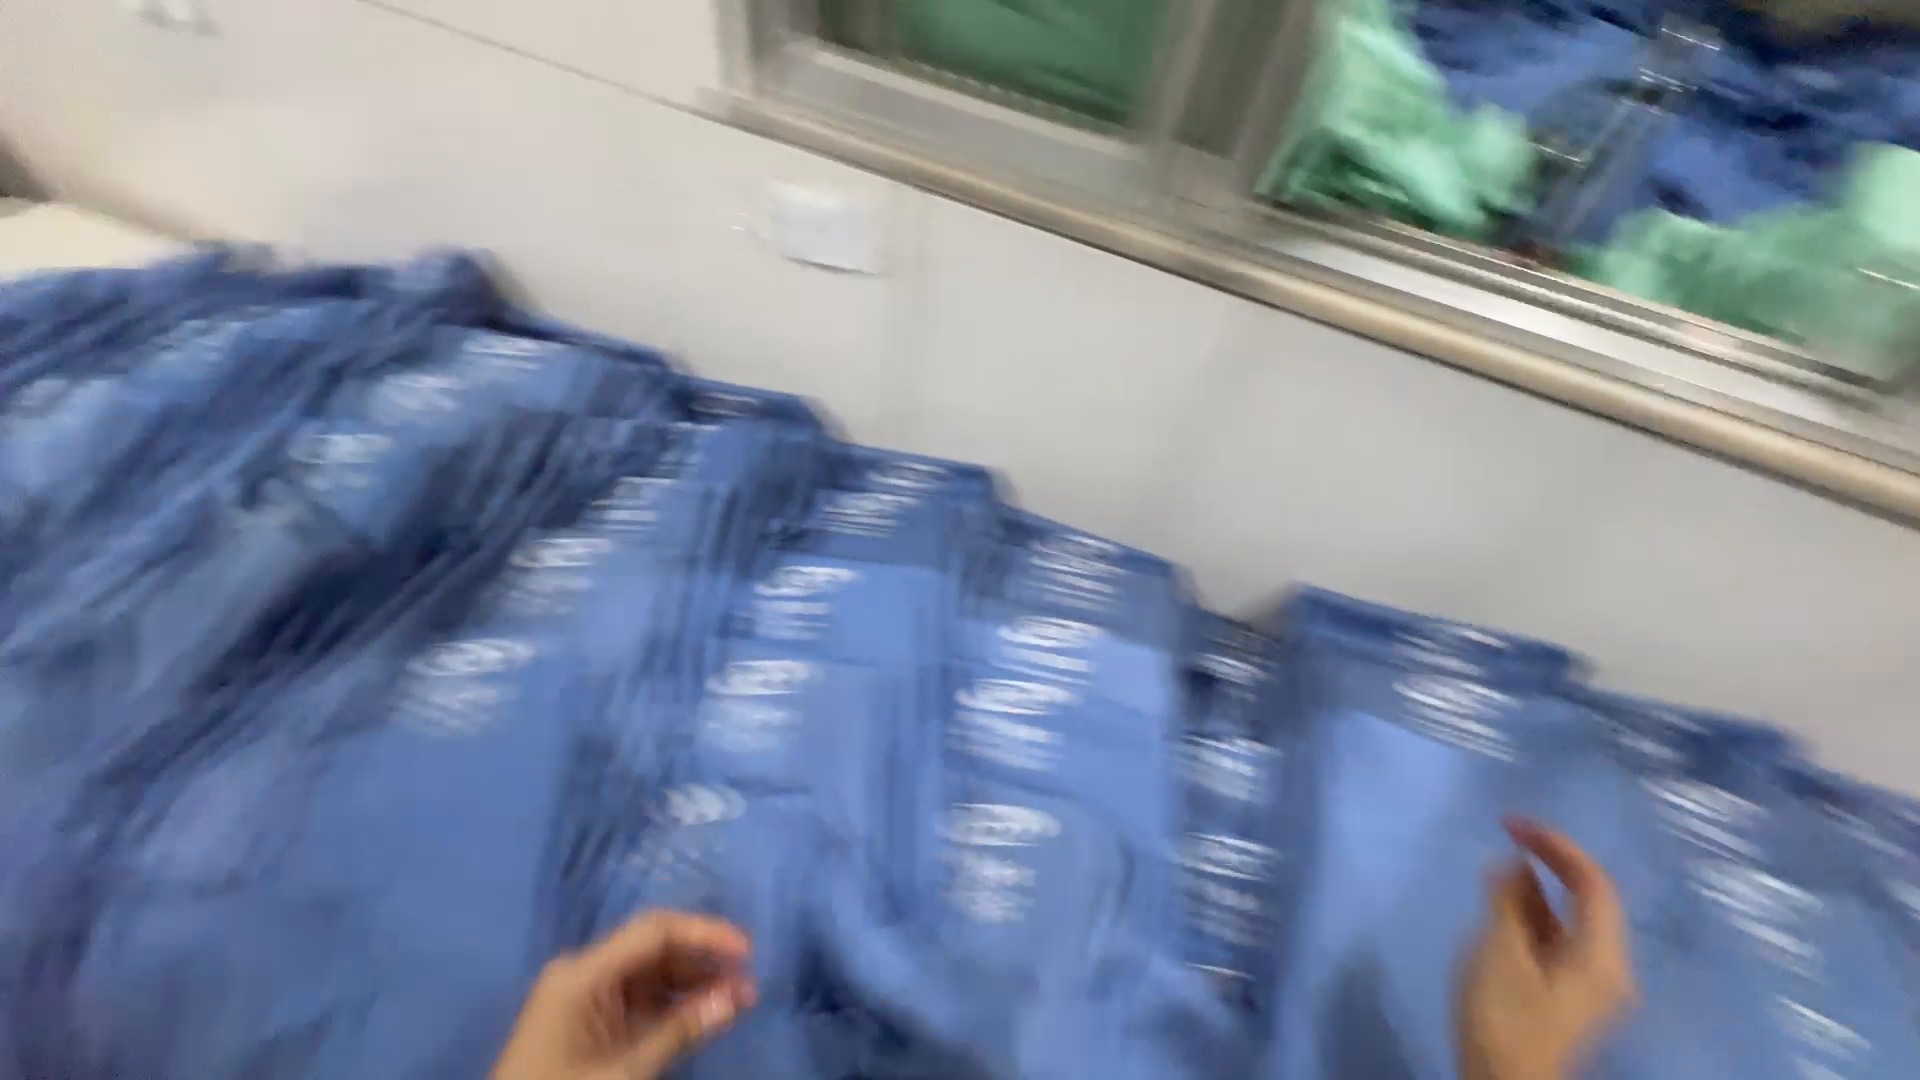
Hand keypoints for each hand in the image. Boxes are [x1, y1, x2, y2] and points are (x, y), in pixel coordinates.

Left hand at [490, 912, 756, 1079]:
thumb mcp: (622, 1071)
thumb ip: (681, 1031)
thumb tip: (739, 996)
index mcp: (582, 973)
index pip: (655, 931)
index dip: (705, 933)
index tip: (747, 949)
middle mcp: (584, 972)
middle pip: (655, 948)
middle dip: (704, 959)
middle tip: (748, 974)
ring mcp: (585, 996)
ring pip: (652, 972)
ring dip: (694, 982)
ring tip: (738, 996)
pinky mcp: (590, 1020)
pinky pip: (641, 998)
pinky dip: (673, 1004)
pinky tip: (705, 1011)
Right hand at [1458, 818, 1636, 1079]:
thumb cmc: (1504, 1015)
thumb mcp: (1498, 950)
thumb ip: (1508, 901)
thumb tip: (1513, 862)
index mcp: (1601, 956)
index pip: (1593, 883)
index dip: (1556, 844)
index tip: (1511, 822)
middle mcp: (1608, 966)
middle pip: (1590, 898)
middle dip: (1551, 859)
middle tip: (1509, 831)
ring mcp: (1590, 981)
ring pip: (1572, 916)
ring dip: (1539, 883)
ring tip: (1500, 860)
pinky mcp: (1567, 990)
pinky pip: (1558, 935)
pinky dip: (1533, 908)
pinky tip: (1504, 899)